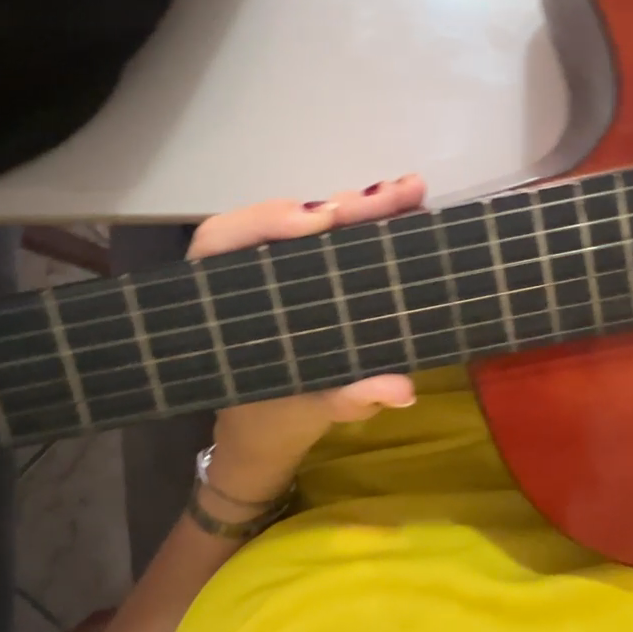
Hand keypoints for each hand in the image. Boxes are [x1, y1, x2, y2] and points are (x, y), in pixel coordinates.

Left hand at [185, 175, 427, 508]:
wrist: (267, 438)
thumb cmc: (268, 422)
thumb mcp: (305, 413)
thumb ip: (346, 399)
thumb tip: (401, 390)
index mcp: (222, 305)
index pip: (223, 242)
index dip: (266, 220)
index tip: (320, 220)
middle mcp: (250, 275)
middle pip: (286, 222)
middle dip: (341, 206)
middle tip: (393, 196)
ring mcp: (285, 270)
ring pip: (317, 224)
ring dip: (363, 207)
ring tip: (410, 193)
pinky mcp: (314, 274)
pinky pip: (339, 241)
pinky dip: (373, 225)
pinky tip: (409, 211)